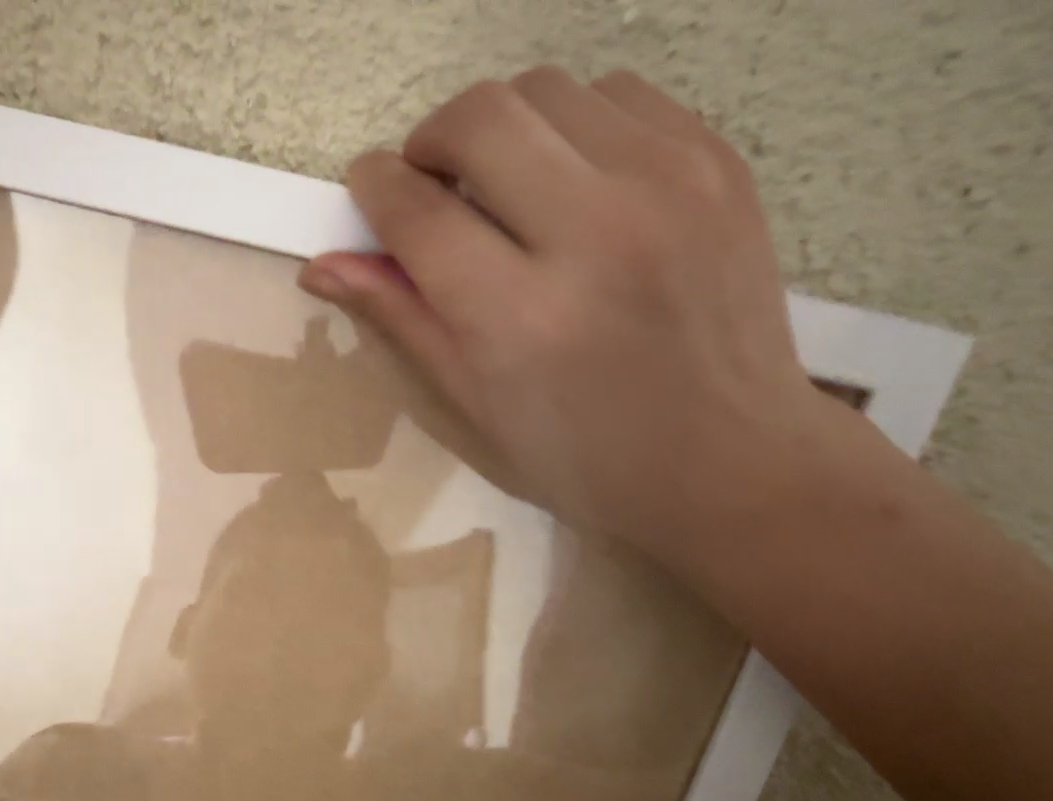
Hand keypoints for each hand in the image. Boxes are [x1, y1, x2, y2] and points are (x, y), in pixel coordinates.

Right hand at [301, 68, 850, 558]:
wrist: (728, 459)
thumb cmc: (580, 454)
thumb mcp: (470, 402)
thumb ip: (399, 317)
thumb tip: (324, 263)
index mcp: (517, 316)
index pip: (416, 209)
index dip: (373, 187)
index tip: (370, 190)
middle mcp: (594, 234)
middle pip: (478, 116)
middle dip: (430, 141)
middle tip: (433, 187)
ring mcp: (668, 186)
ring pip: (545, 90)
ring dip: (502, 129)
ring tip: (506, 188)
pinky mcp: (717, 163)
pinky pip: (617, 95)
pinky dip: (572, 126)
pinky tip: (573, 184)